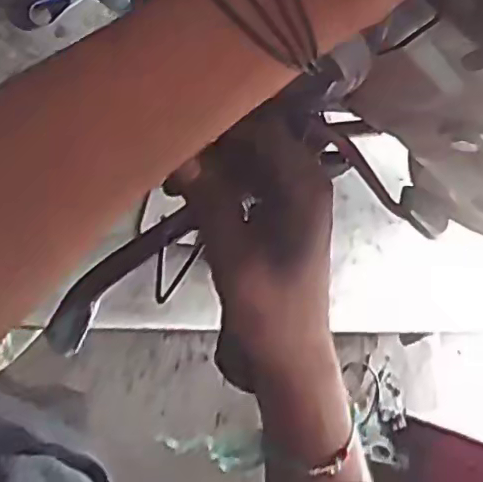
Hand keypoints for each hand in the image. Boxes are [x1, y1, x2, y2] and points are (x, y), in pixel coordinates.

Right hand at [173, 116, 335, 383]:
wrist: (291, 359)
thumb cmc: (270, 311)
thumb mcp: (234, 256)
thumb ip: (210, 200)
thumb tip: (182, 154)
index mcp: (306, 182)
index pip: (266, 128)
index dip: (226, 124)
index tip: (185, 124)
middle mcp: (306, 178)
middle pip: (260, 138)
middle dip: (218, 142)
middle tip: (175, 152)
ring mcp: (294, 193)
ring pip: (252, 157)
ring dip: (216, 161)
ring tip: (176, 174)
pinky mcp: (280, 210)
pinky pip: (250, 179)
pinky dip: (223, 181)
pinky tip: (190, 191)